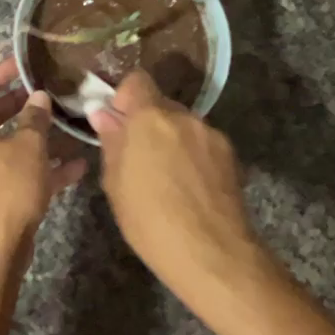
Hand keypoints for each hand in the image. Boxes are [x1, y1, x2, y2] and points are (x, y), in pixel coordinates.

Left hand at [0, 59, 88, 264]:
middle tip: (54, 92)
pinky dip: (50, 167)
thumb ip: (35, 119)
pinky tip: (80, 166)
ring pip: (19, 143)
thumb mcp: (27, 148)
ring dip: (43, 135)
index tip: (27, 64)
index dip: (2, 71)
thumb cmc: (9, 189)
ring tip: (72, 123)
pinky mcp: (8, 194)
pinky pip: (30, 172)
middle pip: (1, 113)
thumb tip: (38, 96)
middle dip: (26, 102)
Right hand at [88, 71, 263, 295]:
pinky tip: (190, 187)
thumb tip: (103, 114)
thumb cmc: (150, 220)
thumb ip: (112, 142)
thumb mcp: (116, 183)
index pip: (136, 80)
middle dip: (149, 122)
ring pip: (184, 125)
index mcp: (149, 117)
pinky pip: (203, 144)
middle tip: (139, 155)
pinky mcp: (231, 156)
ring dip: (172, 139)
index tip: (118, 120)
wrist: (212, 254)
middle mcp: (183, 116)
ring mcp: (211, 135)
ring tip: (168, 176)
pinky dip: (194, 156)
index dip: (125, 96)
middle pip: (161, 104)